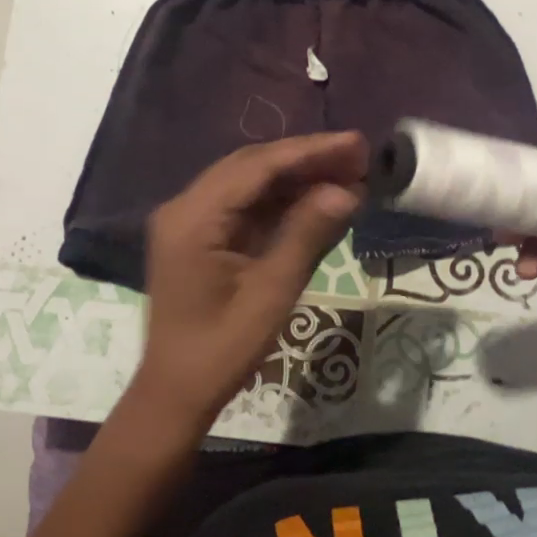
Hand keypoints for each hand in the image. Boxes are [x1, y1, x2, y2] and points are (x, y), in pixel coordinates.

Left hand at [133, 132, 368, 421]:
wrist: (176, 393)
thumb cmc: (222, 349)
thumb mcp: (271, 293)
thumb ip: (307, 234)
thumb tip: (348, 191)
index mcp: (193, 217)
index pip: (257, 167)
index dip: (310, 151)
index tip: (356, 144)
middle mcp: (186, 207)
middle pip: (252, 166)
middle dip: (307, 158)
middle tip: (359, 156)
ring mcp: (191, 220)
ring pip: (250, 182)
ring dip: (297, 176)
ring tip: (349, 172)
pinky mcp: (201, 236)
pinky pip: (245, 204)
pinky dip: (282, 199)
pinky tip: (319, 197)